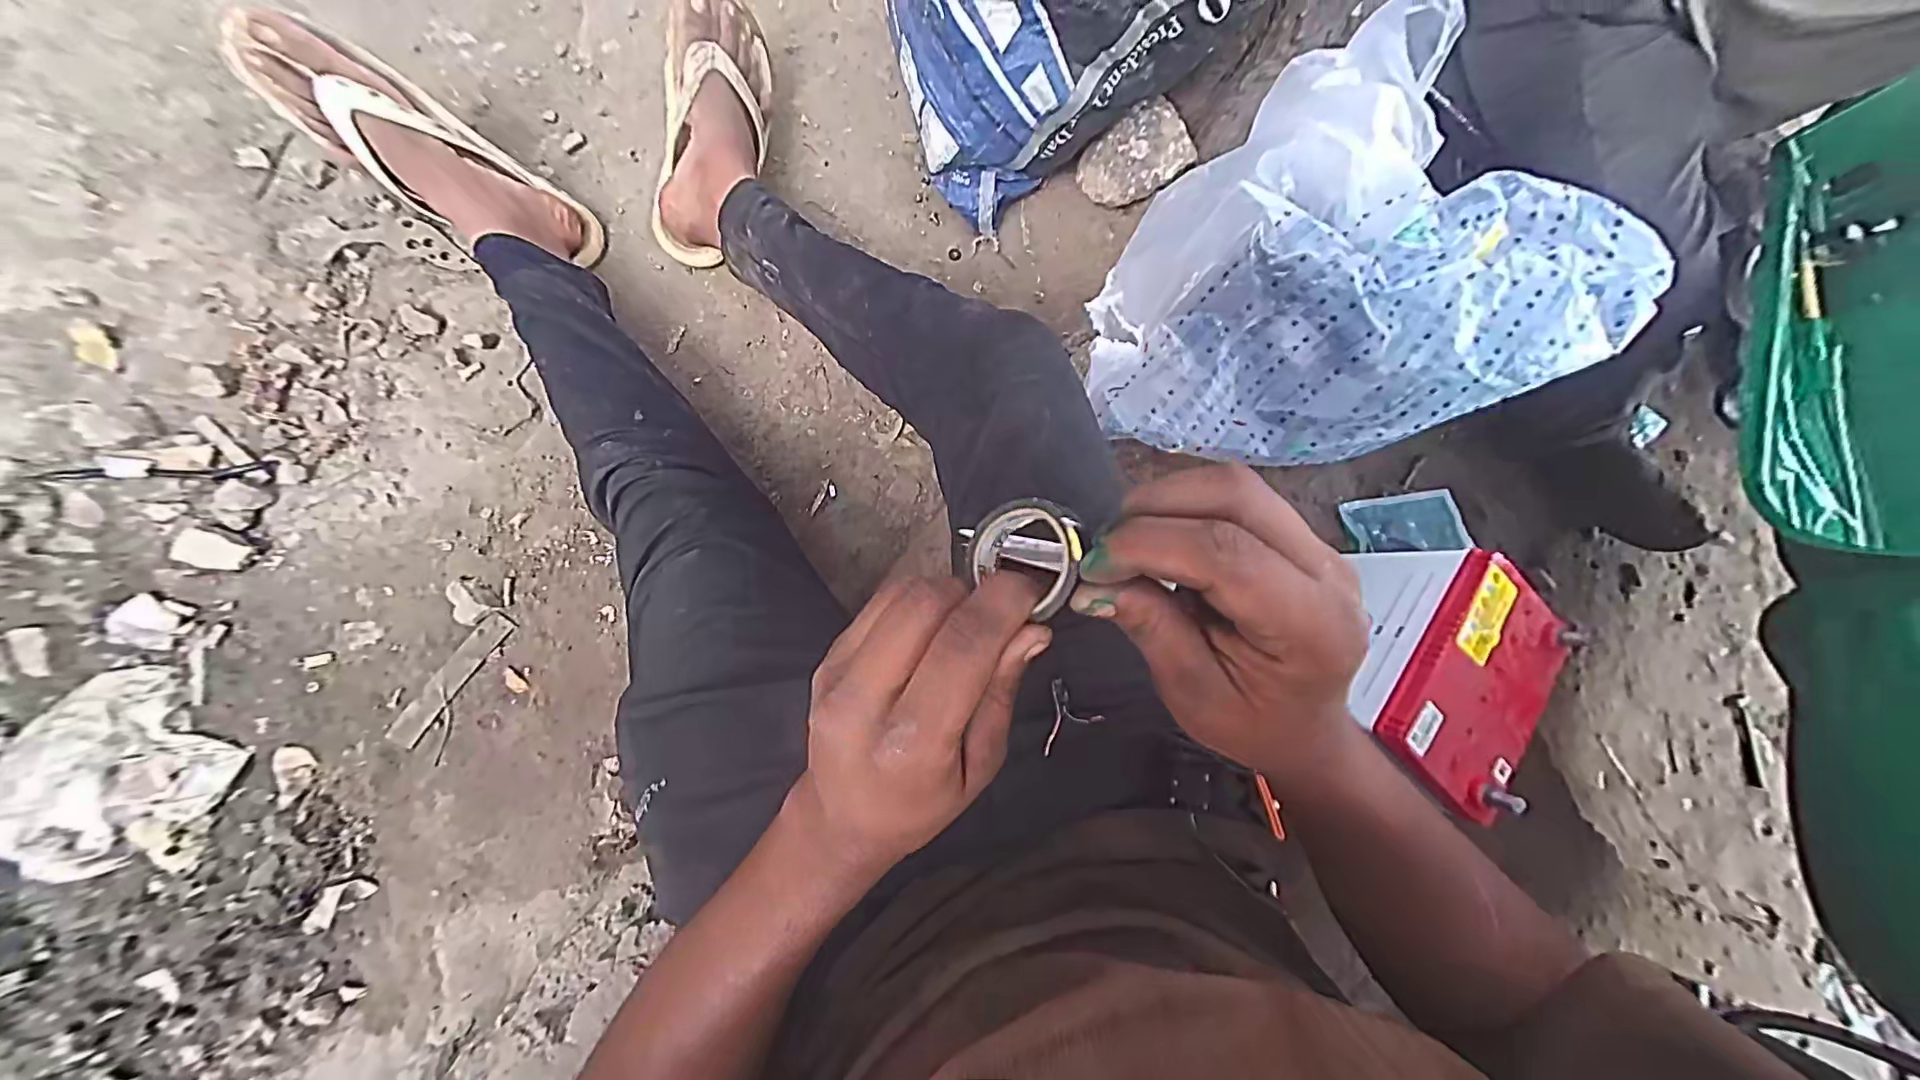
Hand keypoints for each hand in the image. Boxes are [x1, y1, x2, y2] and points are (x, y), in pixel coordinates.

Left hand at [794, 572, 1051, 876]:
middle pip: (926, 606)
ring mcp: (837, 675)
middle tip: (1000, 611)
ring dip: (946, 593)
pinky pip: (880, 601)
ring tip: (965, 621)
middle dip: (975, 594)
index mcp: (911, 745)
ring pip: (901, 594)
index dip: (1002, 607)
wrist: (844, 815)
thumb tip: (1032, 631)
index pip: (961, 648)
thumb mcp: (980, 765)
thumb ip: (1002, 692)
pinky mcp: (826, 656)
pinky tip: (932, 625)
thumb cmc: (918, 803)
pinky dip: (917, 599)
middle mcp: (863, 703)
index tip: (1029, 593)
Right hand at [1069, 464, 1367, 793]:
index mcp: (1310, 625)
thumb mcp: (1192, 694)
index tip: (1094, 566)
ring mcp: (1316, 545)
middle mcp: (1325, 570)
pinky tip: (1157, 537)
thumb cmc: (1253, 724)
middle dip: (1153, 507)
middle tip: (1106, 546)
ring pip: (1232, 485)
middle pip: (1234, 495)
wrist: (1304, 727)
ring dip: (1165, 500)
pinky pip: (1233, 497)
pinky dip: (1181, 505)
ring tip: (1127, 540)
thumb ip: (1151, 628)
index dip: (1147, 545)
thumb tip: (1095, 583)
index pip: (1224, 553)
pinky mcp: (1295, 534)